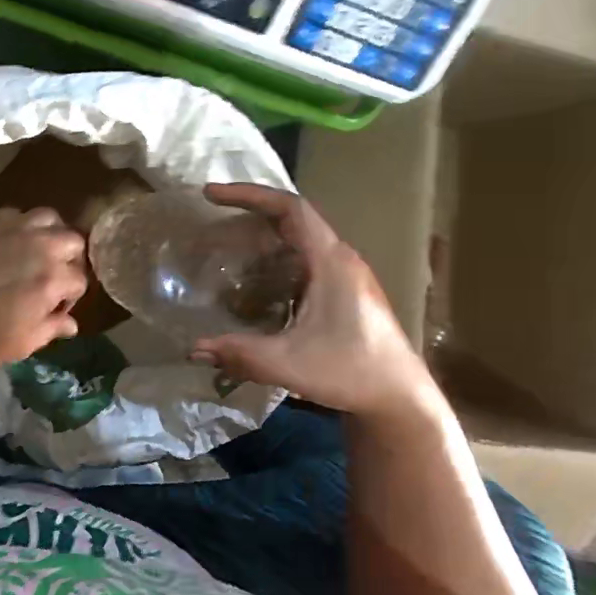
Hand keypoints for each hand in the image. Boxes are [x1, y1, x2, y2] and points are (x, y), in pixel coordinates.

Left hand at [0, 208, 88, 366]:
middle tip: (52, 275)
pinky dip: (22, 225)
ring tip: (37, 250)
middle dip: (70, 258)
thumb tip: (72, 324)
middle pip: (73, 241)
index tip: (54, 308)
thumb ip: (51, 330)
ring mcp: (16, 227)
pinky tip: (10, 242)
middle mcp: (41, 246)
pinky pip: (18, 214)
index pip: (80, 281)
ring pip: (49, 218)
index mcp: (53, 279)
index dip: (70, 297)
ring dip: (51, 233)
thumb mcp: (21, 344)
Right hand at [190, 184, 438, 417]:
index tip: (212, 195)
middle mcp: (340, 260)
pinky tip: (250, 279)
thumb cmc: (353, 373)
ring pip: (297, 238)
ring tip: (223, 245)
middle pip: (291, 217)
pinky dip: (271, 256)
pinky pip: (301, 258)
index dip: (250, 194)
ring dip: (260, 234)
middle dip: (249, 211)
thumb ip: (240, 354)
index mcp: (331, 263)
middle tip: (209, 218)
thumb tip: (193, 348)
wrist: (402, 400)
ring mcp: (344, 275)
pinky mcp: (343, 292)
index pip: (290, 208)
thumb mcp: (290, 364)